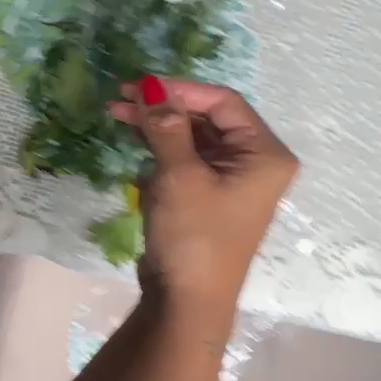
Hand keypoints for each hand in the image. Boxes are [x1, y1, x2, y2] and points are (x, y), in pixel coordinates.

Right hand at [109, 76, 299, 308]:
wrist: (188, 294)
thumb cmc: (194, 233)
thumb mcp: (178, 175)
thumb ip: (166, 127)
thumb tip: (150, 87)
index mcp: (264, 153)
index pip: (222, 102)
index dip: (179, 90)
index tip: (135, 86)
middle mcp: (253, 160)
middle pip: (208, 116)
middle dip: (164, 105)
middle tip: (118, 99)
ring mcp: (230, 177)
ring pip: (192, 134)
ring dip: (156, 123)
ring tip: (116, 114)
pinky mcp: (206, 192)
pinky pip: (184, 155)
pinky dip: (158, 144)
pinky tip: (133, 142)